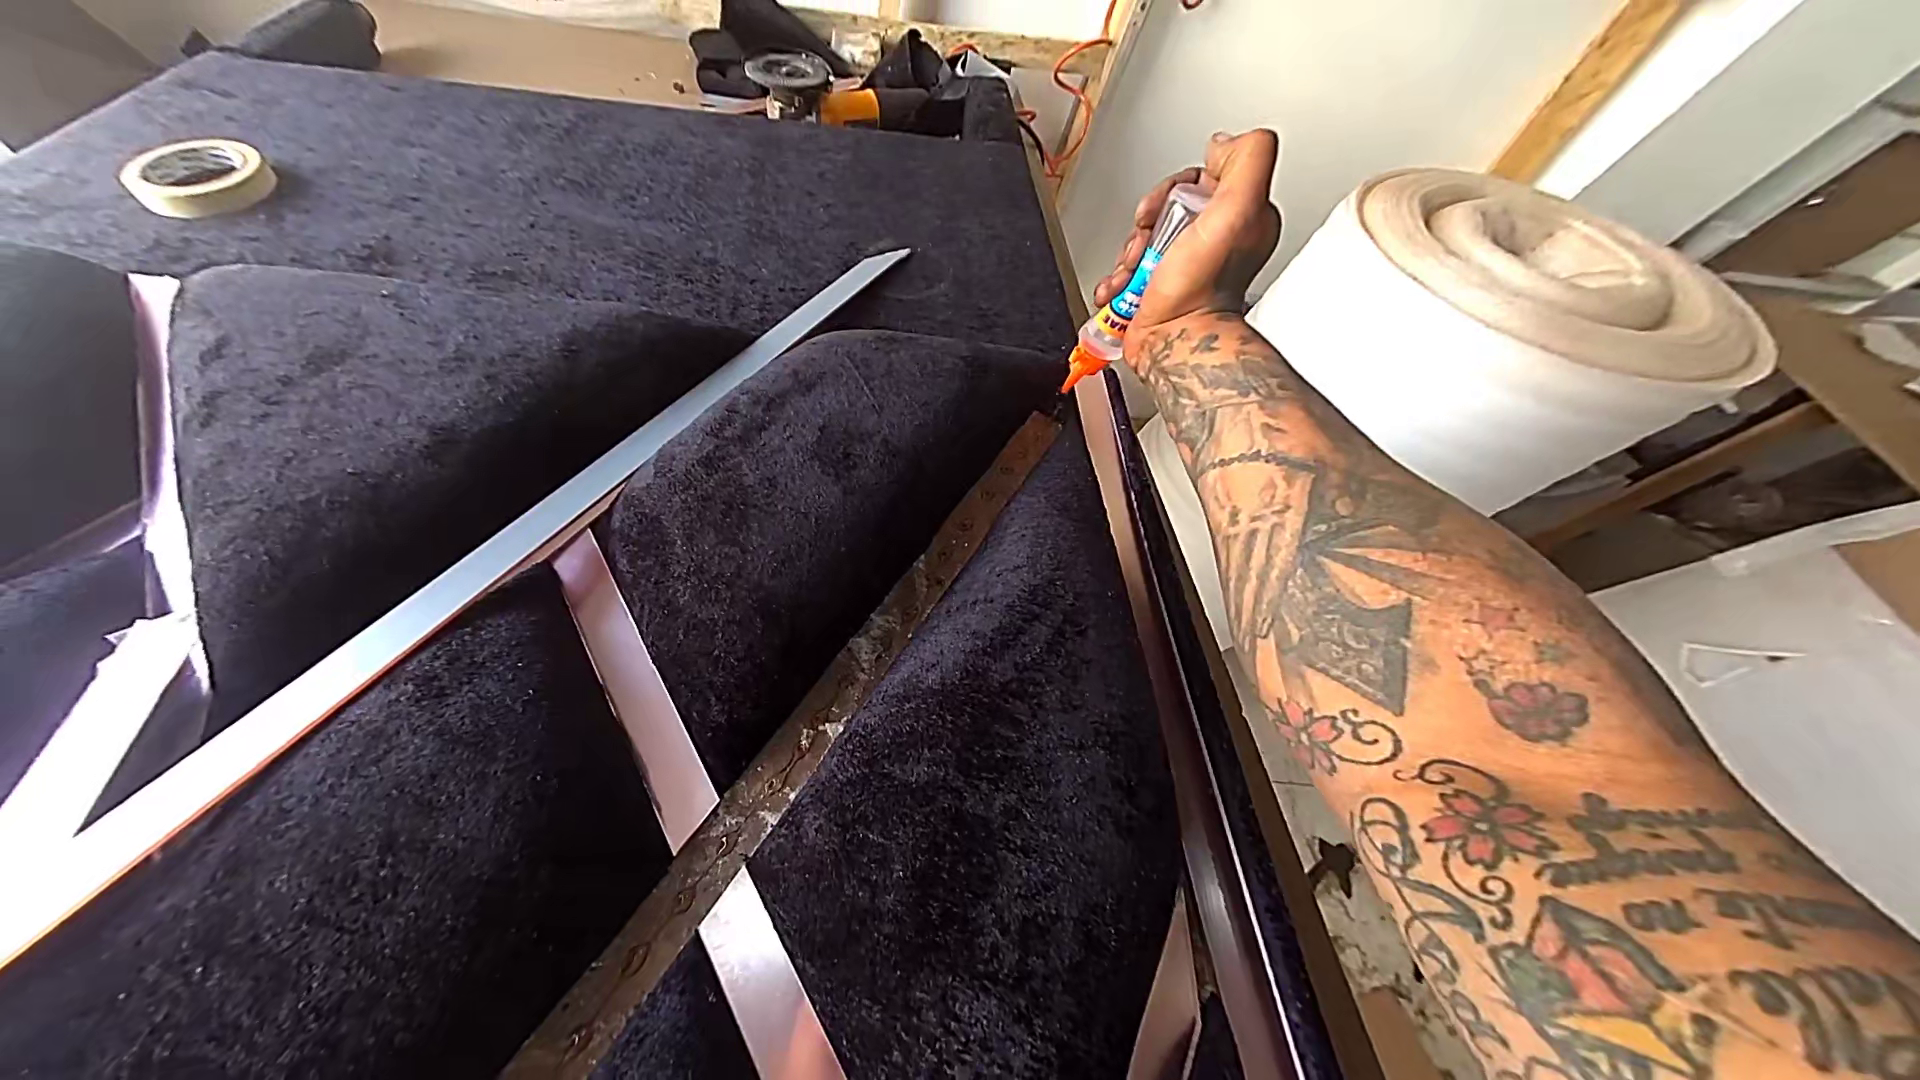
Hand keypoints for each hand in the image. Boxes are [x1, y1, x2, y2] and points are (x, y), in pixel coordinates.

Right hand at [1090, 130, 1281, 367]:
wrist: (1173, 339)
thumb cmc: (1202, 290)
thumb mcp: (1240, 208)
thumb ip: (1246, 159)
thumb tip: (1222, 144)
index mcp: (1236, 218)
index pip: (1197, 180)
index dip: (1173, 189)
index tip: (1165, 209)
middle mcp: (1209, 242)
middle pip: (1163, 210)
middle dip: (1145, 225)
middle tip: (1147, 243)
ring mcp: (1179, 268)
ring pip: (1141, 241)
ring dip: (1127, 255)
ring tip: (1134, 273)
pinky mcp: (1152, 290)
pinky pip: (1126, 273)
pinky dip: (1116, 280)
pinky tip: (1121, 289)